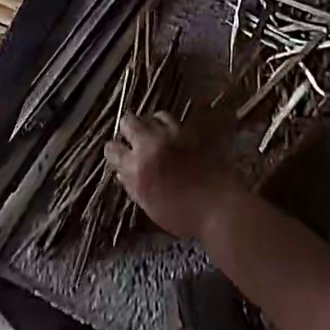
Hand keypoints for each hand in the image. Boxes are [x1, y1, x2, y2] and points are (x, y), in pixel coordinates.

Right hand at [104, 111, 238, 239]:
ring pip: (150, 116)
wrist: (216, 205)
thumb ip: (132, 185)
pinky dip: (164, 124)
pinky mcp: (187, 129)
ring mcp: (170, 134)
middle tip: (131, 139)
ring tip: (151, 135)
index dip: (112, 150)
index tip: (115, 152)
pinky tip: (168, 134)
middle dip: (127, 129)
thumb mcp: (148, 205)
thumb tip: (122, 172)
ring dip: (148, 124)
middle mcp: (150, 144)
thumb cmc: (180, 214)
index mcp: (137, 167)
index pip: (113, 149)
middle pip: (128, 121)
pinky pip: (169, 119)